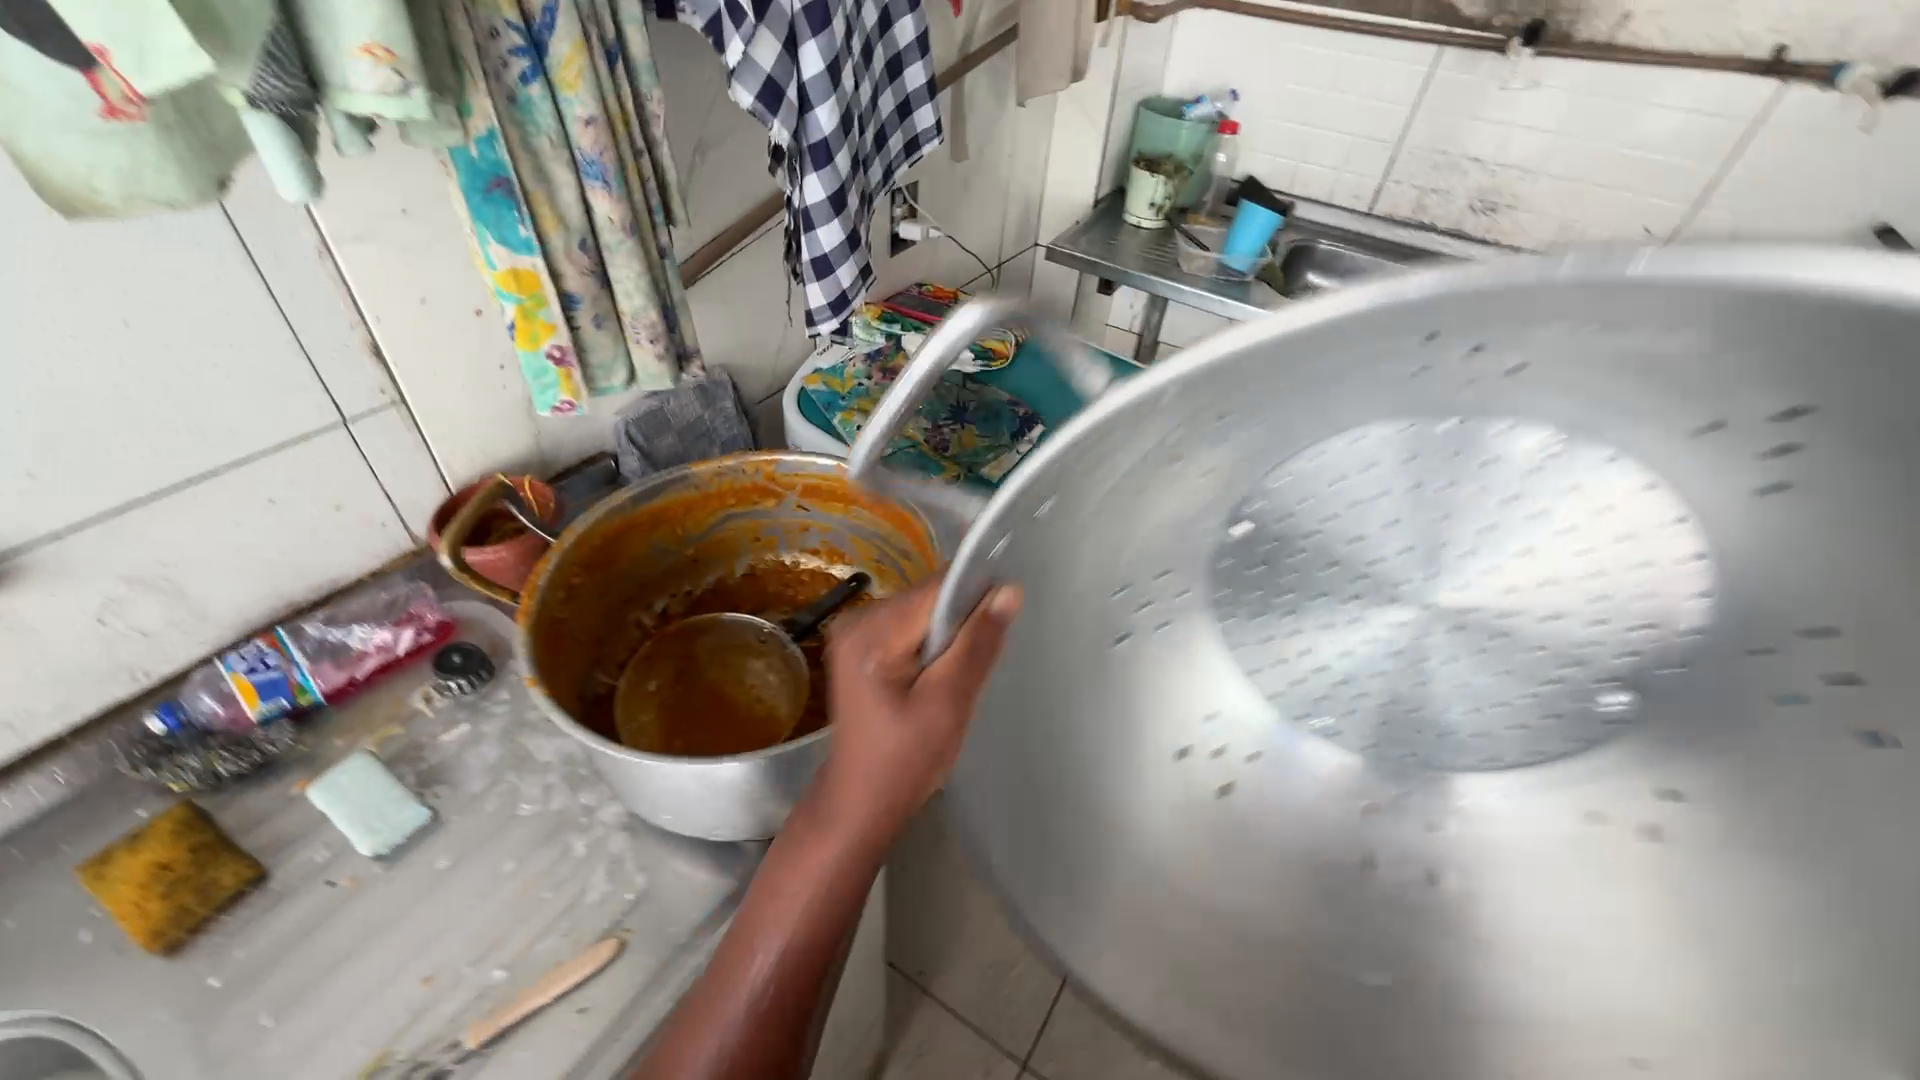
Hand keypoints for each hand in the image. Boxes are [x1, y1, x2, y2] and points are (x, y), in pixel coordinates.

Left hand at [811, 574, 1022, 845]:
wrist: (861, 801)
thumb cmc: (904, 761)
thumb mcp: (949, 703)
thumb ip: (977, 644)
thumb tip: (1008, 591)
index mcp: (870, 632)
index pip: (937, 589)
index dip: (974, 600)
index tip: (998, 629)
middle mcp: (857, 620)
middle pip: (929, 599)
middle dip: (959, 628)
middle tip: (963, 677)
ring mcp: (855, 632)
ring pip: (924, 614)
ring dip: (947, 641)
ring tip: (947, 685)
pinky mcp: (861, 646)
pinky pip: (912, 629)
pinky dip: (931, 650)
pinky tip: (930, 684)